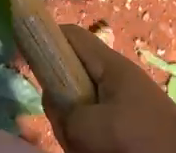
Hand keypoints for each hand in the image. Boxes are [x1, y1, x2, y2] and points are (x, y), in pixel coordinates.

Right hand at [49, 25, 175, 152]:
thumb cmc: (146, 143)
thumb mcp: (94, 127)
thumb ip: (64, 112)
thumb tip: (57, 108)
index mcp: (110, 65)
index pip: (68, 35)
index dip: (45, 41)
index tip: (30, 66)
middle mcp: (115, 82)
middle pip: (68, 79)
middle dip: (62, 106)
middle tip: (70, 130)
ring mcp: (122, 110)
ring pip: (80, 113)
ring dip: (77, 134)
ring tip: (89, 151)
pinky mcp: (128, 135)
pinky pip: (96, 134)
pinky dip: (91, 147)